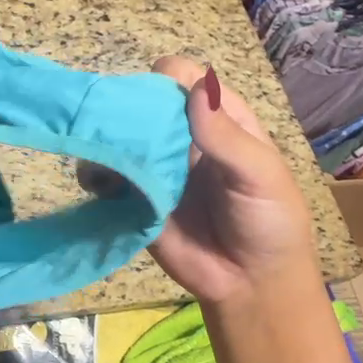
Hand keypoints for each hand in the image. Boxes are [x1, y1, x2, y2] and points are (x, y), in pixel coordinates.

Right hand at [89, 58, 315, 303]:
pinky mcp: (132, 199)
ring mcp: (154, 168)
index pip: (185, 80)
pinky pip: (104, 177)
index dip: (166, 78)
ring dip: (103, 141)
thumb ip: (226, 135)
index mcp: (218, 120)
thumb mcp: (260, 175)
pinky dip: (93, 175)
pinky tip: (98, 185)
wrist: (250, 284)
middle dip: (124, 109)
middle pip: (142, 104)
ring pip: (118, 138)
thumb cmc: (269, 222)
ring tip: (102, 158)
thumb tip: (193, 87)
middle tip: (115, 129)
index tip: (154, 98)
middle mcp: (181, 138)